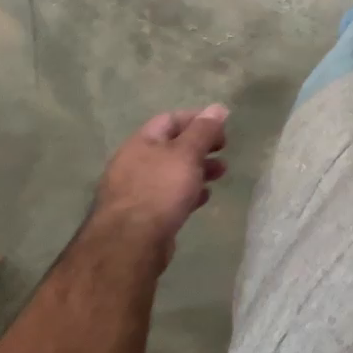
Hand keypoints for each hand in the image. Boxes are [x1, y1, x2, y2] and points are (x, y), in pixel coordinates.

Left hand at [87, 105, 228, 264]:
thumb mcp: (187, 153)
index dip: (197, 119)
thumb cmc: (160, 190)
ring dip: (198, 170)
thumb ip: (204, 130)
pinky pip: (168, 195)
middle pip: (172, 146)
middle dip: (201, 146)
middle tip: (224, 150)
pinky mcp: (142, 215)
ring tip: (220, 175)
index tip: (222, 128)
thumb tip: (218, 108)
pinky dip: (187, 192)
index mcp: (141, 143)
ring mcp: (136, 191)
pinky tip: (202, 198)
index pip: (170, 120)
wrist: (129, 245)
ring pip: (172, 172)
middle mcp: (134, 164)